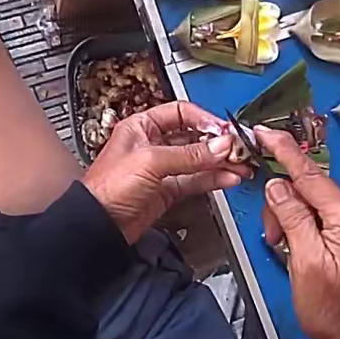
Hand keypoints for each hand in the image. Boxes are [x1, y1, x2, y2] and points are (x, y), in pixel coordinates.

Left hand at [83, 102, 251, 243]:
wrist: (98, 226)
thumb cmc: (107, 188)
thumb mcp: (151, 161)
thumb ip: (189, 154)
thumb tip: (220, 145)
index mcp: (142, 126)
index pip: (182, 113)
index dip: (205, 120)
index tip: (224, 131)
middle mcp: (153, 144)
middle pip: (194, 137)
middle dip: (218, 143)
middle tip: (238, 149)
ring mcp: (162, 168)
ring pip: (199, 160)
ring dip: (221, 162)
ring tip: (241, 165)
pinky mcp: (168, 190)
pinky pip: (196, 180)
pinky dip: (214, 179)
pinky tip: (229, 178)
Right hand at [256, 127, 339, 338]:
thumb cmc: (331, 310)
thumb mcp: (304, 261)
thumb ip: (292, 217)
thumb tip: (278, 185)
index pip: (311, 175)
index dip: (285, 152)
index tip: (265, 133)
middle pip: (308, 188)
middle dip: (283, 203)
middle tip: (272, 234)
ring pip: (308, 204)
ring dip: (287, 219)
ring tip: (282, 248)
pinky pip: (315, 220)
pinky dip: (297, 229)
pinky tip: (292, 249)